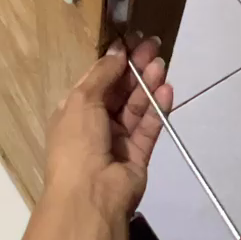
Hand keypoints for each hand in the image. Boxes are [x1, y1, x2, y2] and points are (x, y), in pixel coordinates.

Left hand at [43, 36, 172, 229]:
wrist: (90, 198)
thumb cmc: (77, 144)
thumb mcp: (81, 101)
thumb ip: (102, 75)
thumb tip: (117, 52)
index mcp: (74, 111)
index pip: (96, 80)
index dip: (114, 61)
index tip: (131, 41)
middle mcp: (95, 124)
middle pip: (119, 90)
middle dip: (134, 68)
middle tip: (154, 45)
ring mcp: (117, 141)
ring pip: (136, 107)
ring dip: (147, 84)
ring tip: (162, 62)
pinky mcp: (138, 156)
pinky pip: (149, 128)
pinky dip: (158, 109)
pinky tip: (167, 89)